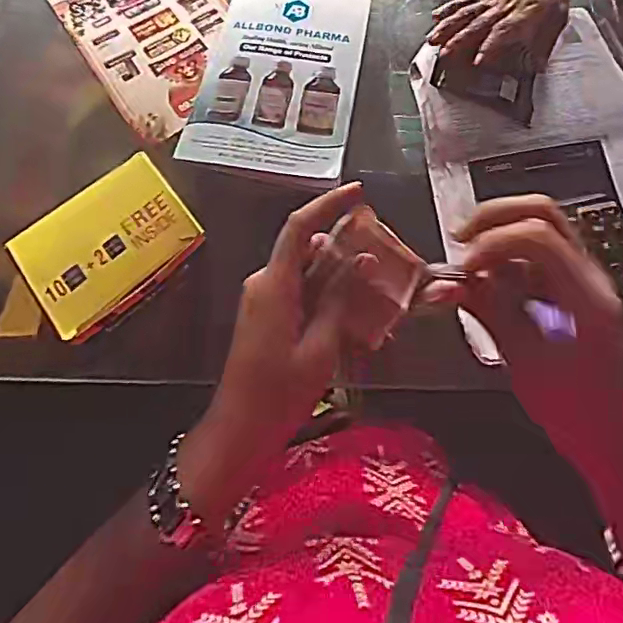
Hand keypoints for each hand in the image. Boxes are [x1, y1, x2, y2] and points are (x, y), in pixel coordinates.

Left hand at [182, 182, 375, 519]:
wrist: (239, 430)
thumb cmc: (278, 394)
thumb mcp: (320, 348)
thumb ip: (340, 300)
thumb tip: (361, 260)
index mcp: (273, 284)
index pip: (299, 228)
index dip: (328, 204)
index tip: (357, 192)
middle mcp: (265, 283)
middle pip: (307, 249)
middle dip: (344, 243)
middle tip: (383, 247)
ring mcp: (263, 299)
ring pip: (306, 272)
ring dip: (338, 272)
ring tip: (377, 277)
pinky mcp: (266, 315)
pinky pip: (300, 292)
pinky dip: (325, 293)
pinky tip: (354, 305)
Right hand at [425, 195, 622, 475]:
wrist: (596, 425)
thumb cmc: (568, 404)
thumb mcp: (518, 356)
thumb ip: (483, 308)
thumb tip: (443, 283)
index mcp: (586, 298)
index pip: (539, 237)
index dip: (493, 242)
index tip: (466, 265)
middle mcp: (589, 277)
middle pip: (542, 213)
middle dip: (493, 218)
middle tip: (462, 240)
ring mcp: (581, 276)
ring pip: (538, 223)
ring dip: (496, 232)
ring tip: (470, 261)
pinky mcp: (566, 281)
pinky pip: (532, 248)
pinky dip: (502, 253)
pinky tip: (486, 278)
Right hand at [428, 0, 569, 69]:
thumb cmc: (552, 2)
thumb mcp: (557, 25)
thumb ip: (542, 47)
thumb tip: (536, 69)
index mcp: (526, 13)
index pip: (504, 31)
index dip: (490, 47)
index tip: (477, 62)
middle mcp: (505, 6)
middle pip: (478, 23)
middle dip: (459, 40)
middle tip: (444, 55)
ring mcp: (491, 0)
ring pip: (467, 13)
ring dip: (448, 26)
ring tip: (433, 39)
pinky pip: (465, 2)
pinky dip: (449, 10)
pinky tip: (436, 17)